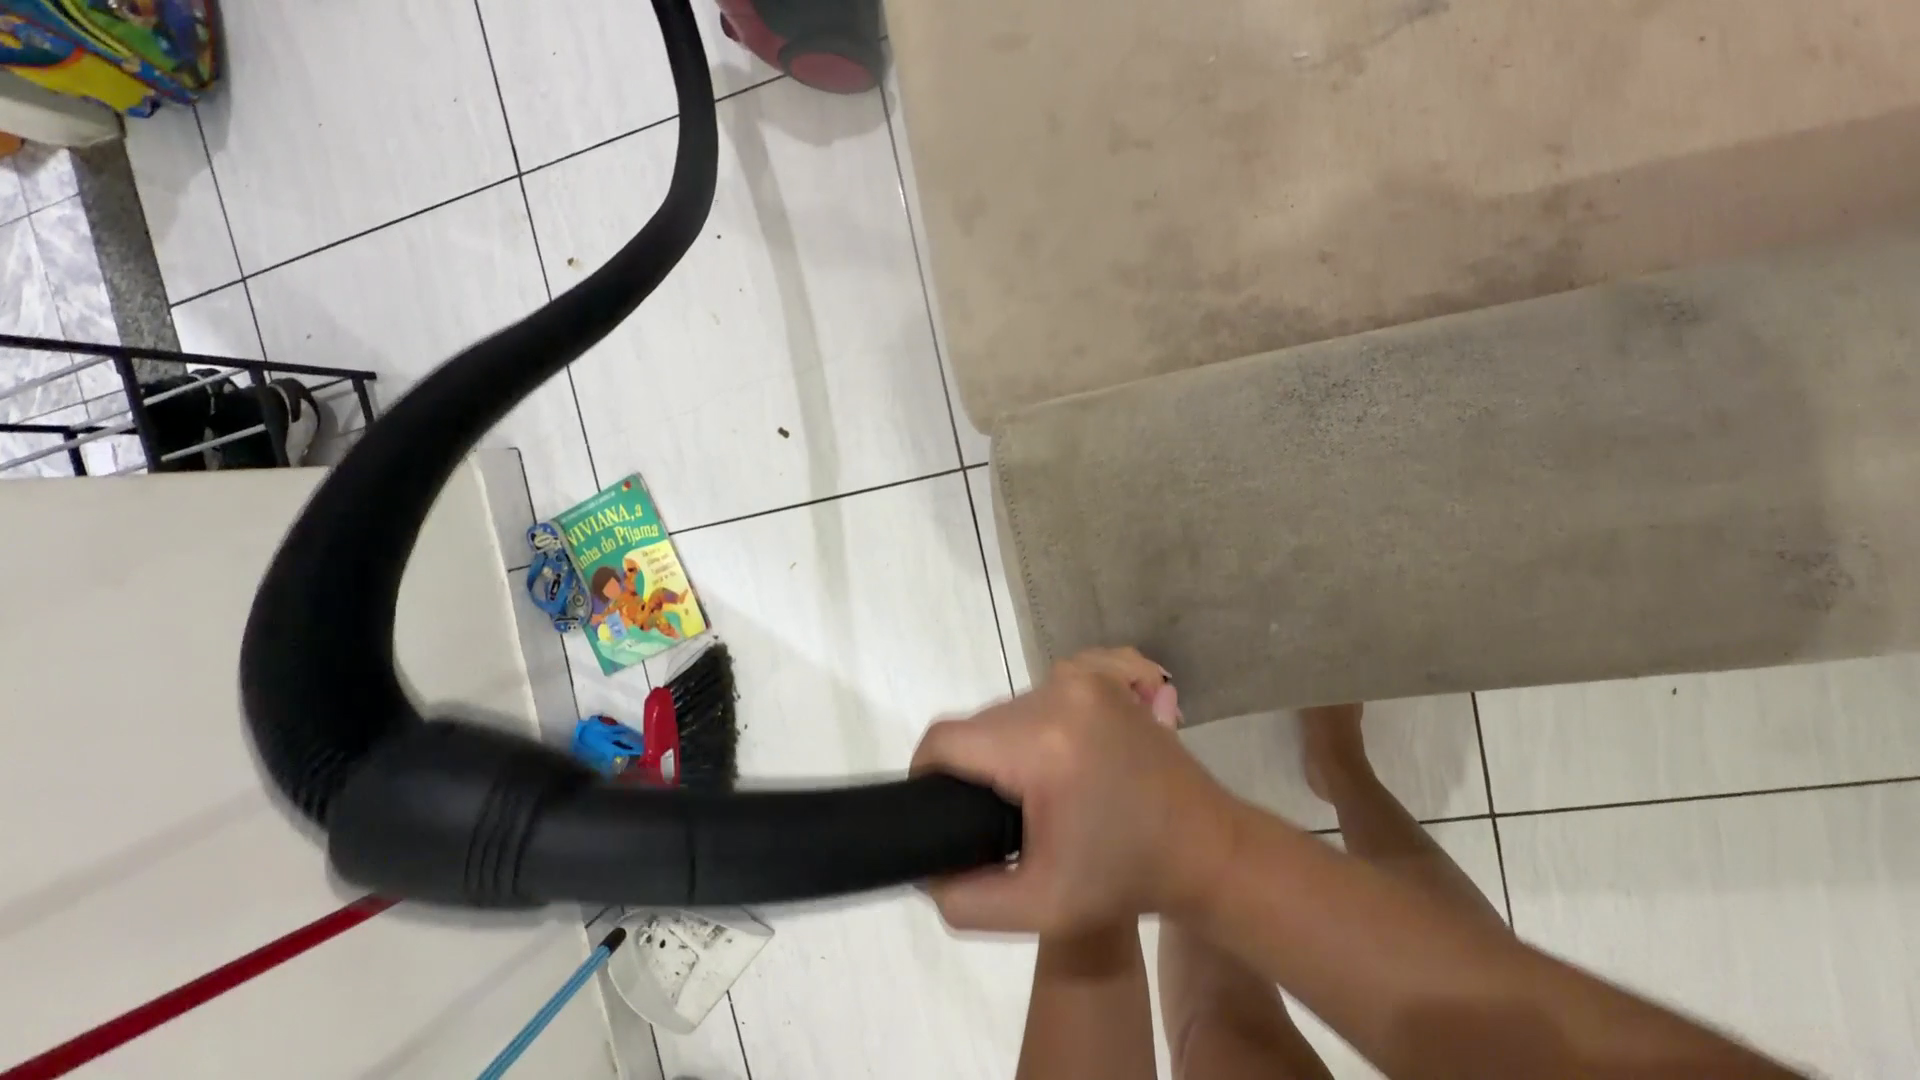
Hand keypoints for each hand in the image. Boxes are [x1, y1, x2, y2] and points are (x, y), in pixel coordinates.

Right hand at [912, 648, 1234, 933]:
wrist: (1206, 847)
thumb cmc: (1124, 879)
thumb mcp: (1038, 908)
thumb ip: (964, 897)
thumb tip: (925, 866)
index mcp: (1041, 744)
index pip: (946, 739)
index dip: (926, 774)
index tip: (935, 808)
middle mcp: (1059, 694)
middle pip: (976, 723)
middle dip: (971, 767)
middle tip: (993, 815)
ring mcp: (1085, 679)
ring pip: (1005, 709)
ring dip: (1002, 747)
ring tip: (1028, 794)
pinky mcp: (1102, 678)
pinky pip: (1038, 694)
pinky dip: (1032, 725)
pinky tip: (1051, 759)